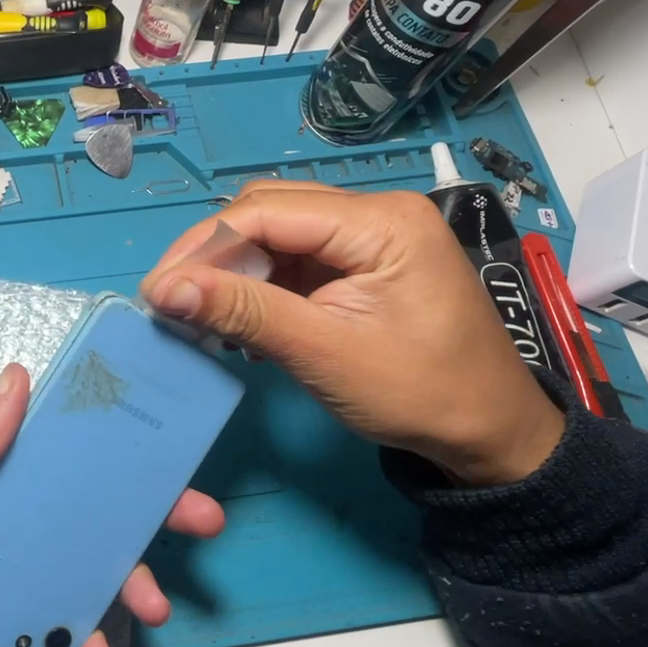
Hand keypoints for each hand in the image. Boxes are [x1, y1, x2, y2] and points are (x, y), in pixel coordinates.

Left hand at [0, 363, 225, 646]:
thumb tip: (19, 374)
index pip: (60, 458)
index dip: (116, 453)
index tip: (167, 452)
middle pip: (81, 516)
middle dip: (140, 520)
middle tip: (198, 523)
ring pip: (74, 574)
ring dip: (116, 588)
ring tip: (145, 610)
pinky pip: (45, 628)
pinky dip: (72, 640)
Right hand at [140, 181, 564, 486]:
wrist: (491, 435)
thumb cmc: (421, 394)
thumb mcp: (325, 353)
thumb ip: (245, 312)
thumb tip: (165, 288)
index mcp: (379, 222)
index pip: (266, 212)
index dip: (203, 246)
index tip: (156, 290)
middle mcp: (372, 214)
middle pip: (266, 212)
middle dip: (212, 254)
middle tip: (170, 300)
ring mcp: (365, 238)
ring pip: (273, 233)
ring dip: (230, 269)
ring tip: (196, 310)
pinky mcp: (356, 264)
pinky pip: (290, 259)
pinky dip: (255, 284)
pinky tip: (235, 316)